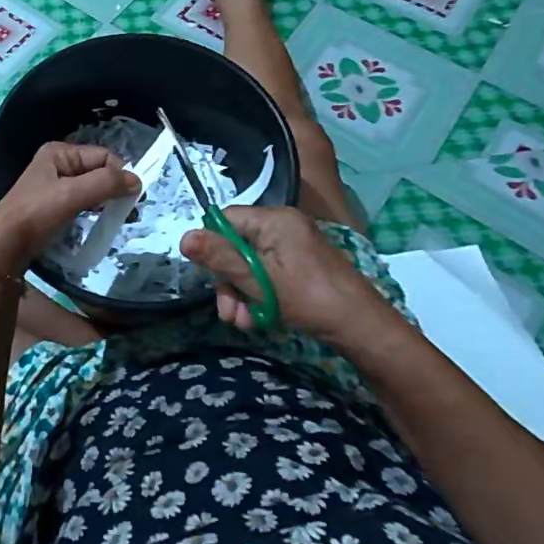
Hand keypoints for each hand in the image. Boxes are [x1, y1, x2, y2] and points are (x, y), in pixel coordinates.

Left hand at [0, 143, 139, 273]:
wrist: (4, 247)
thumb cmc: (36, 214)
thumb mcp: (72, 194)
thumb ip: (106, 183)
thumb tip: (138, 181)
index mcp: (60, 152)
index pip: (104, 157)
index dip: (119, 175)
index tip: (129, 199)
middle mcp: (58, 163)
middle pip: (99, 171)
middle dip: (114, 189)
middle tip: (125, 212)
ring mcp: (55, 185)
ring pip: (92, 188)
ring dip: (105, 201)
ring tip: (114, 219)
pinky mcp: (54, 205)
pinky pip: (83, 202)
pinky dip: (94, 210)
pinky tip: (96, 223)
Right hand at [179, 206, 400, 344]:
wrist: (359, 324)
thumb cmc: (308, 297)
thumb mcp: (258, 279)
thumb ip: (221, 258)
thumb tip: (184, 237)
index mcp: (274, 219)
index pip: (227, 219)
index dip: (213, 247)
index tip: (210, 276)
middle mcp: (283, 226)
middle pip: (236, 246)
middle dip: (228, 282)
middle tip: (229, 313)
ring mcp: (293, 246)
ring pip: (250, 266)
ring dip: (241, 295)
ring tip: (245, 323)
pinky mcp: (300, 266)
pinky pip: (268, 274)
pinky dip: (260, 296)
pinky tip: (259, 320)